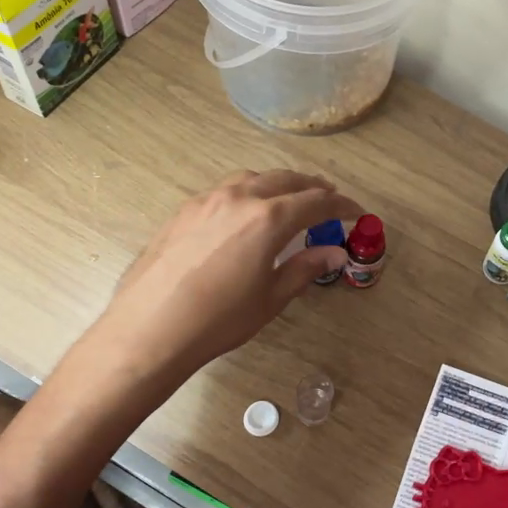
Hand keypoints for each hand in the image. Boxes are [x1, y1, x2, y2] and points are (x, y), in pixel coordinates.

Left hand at [83, 170, 360, 385]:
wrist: (150, 329)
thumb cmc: (219, 319)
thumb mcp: (271, 297)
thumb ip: (305, 268)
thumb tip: (335, 252)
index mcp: (268, 218)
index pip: (316, 202)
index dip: (342, 206)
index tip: (357, 213)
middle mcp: (239, 198)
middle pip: (285, 180)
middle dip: (312, 187)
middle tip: (329, 200)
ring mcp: (206, 200)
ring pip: (252, 178)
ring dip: (278, 184)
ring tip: (290, 201)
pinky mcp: (183, 211)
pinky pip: (225, 190)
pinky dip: (248, 193)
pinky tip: (246, 215)